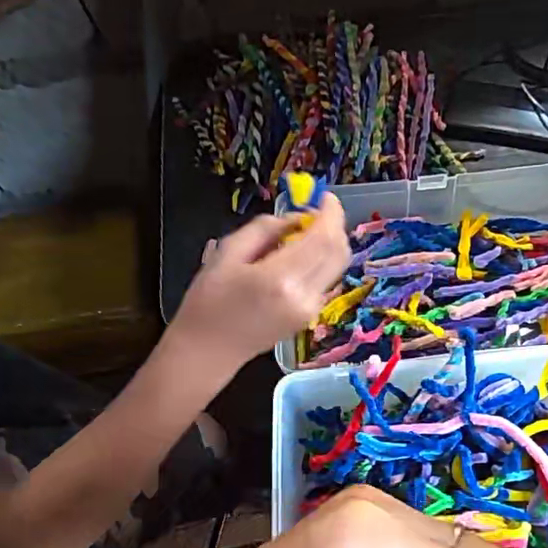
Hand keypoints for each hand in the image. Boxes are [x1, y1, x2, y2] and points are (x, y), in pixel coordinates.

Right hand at [168, 195, 351, 369]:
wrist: (209, 350)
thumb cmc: (209, 300)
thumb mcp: (227, 253)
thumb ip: (265, 229)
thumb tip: (295, 219)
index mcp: (281, 279)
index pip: (323, 239)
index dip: (331, 214)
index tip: (326, 197)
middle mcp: (304, 296)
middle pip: (338, 253)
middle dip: (334, 226)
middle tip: (318, 212)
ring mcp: (310, 310)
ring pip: (337, 268)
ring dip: (329, 244)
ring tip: (305, 233)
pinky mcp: (309, 317)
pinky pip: (326, 282)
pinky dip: (322, 263)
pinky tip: (299, 258)